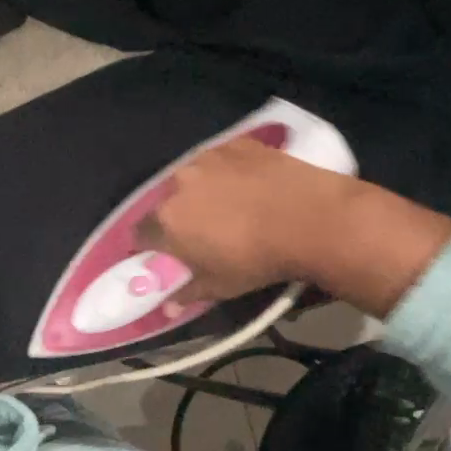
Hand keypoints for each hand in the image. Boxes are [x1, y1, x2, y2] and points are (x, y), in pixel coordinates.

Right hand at [138, 137, 450, 317]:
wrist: (312, 219)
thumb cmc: (256, 260)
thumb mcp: (218, 286)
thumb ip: (186, 293)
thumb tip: (168, 307)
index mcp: (166, 220)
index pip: (139, 234)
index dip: (148, 248)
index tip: (163, 256)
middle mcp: (177, 183)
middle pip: (163, 203)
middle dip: (174, 218)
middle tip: (197, 234)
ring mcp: (207, 158)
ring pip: (190, 178)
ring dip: (197, 193)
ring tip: (223, 207)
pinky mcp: (236, 143)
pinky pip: (218, 161)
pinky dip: (223, 173)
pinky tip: (243, 186)